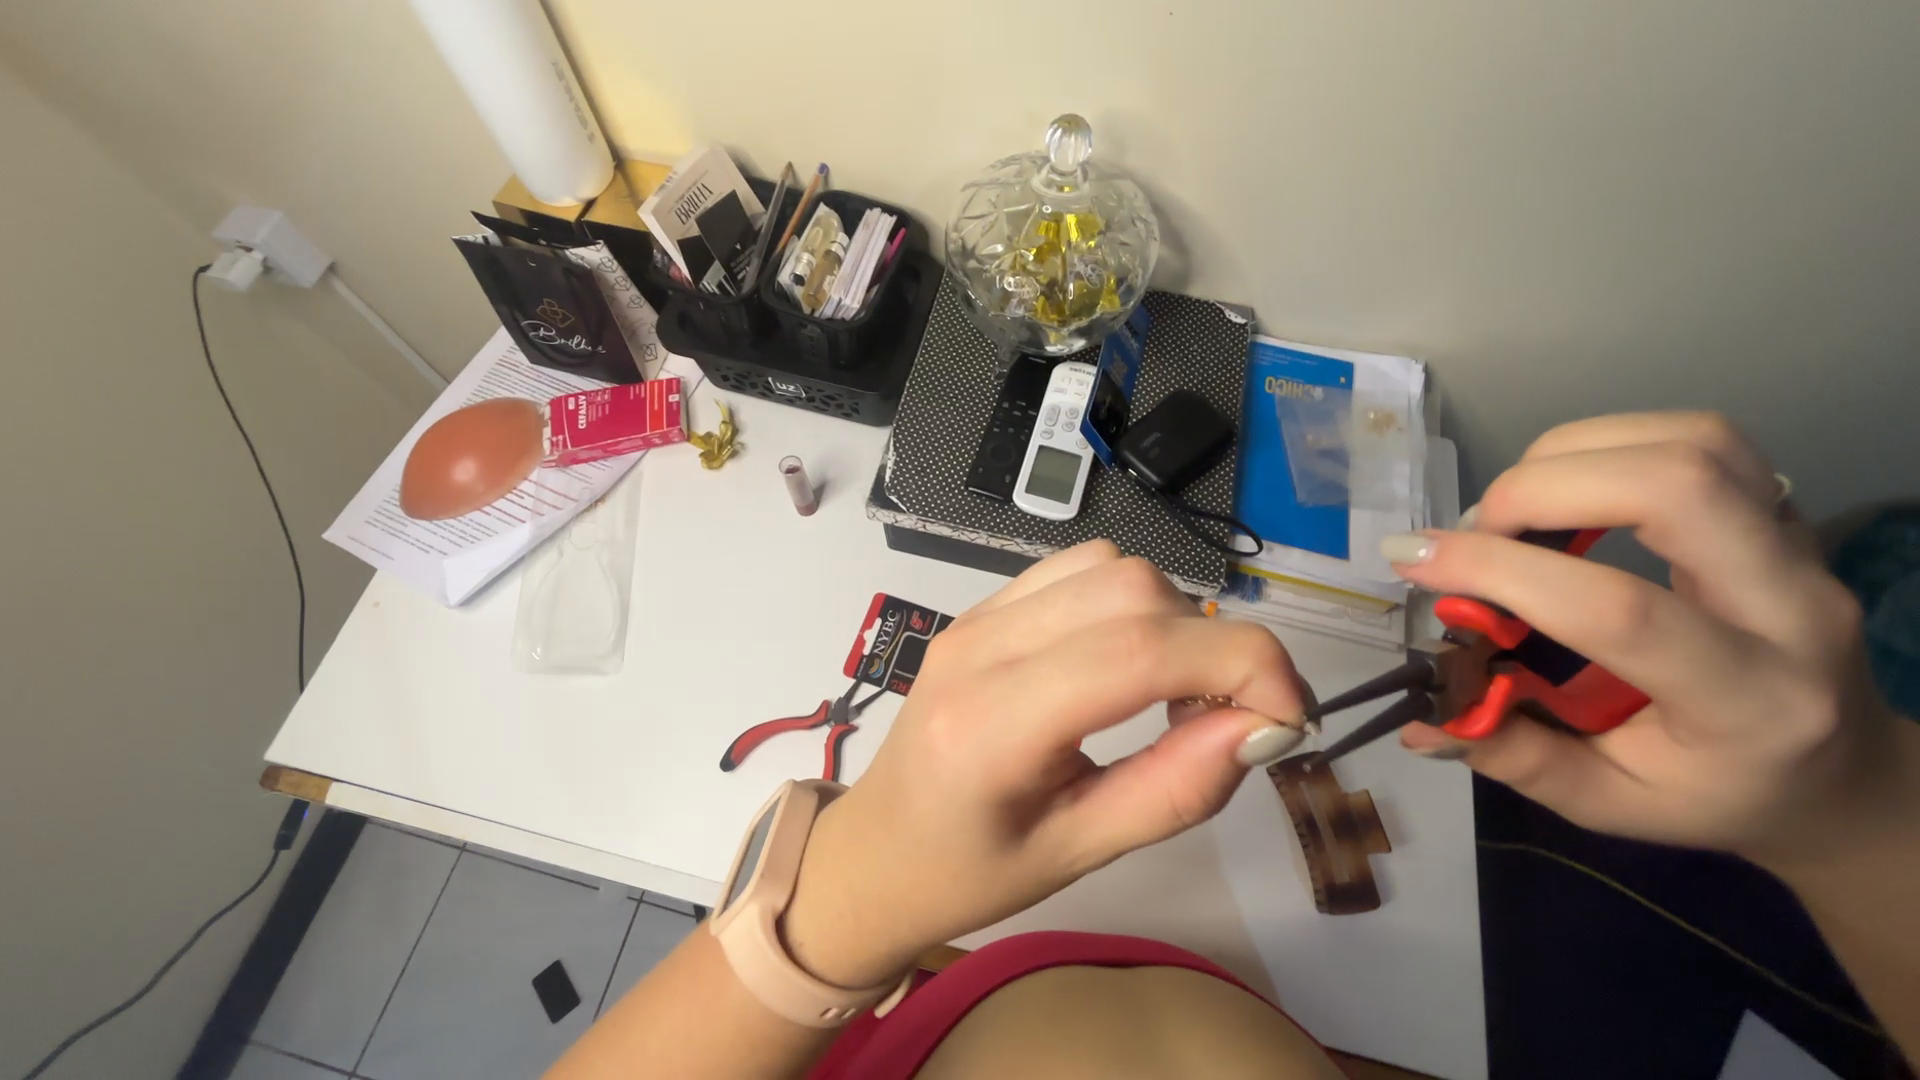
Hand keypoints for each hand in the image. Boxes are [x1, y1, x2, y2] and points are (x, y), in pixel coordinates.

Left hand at [779, 541, 1311, 988]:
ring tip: (1175, 692)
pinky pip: (1075, 571)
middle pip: (1130, 589)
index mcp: (993, 723)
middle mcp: (980, 647)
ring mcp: (975, 618)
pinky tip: (1125, 660)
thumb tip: (1264, 726)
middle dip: (1211, 643)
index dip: (1241, 664)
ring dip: (1170, 619)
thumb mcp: (1078, 853)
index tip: (1290, 715)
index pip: (1137, 650)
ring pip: (1109, 567)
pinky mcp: (981, 609)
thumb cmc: (969, 874)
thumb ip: (1175, 789)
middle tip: (1229, 716)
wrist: (876, 851)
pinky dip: (1128, 602)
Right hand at [1383, 412, 1907, 868]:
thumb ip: (1513, 758)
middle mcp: (1793, 607)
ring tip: (1513, 512)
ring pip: (1689, 443)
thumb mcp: (1609, 801)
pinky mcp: (1782, 512)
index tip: (1412, 559)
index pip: (1617, 609)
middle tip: (1472, 531)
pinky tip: (1562, 489)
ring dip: (1567, 458)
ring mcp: (1799, 547)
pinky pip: (1698, 438)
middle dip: (1536, 490)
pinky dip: (1603, 446)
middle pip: (1674, 487)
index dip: (1499, 571)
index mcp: (1749, 700)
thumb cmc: (1715, 792)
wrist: (1840, 772)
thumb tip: (1416, 721)